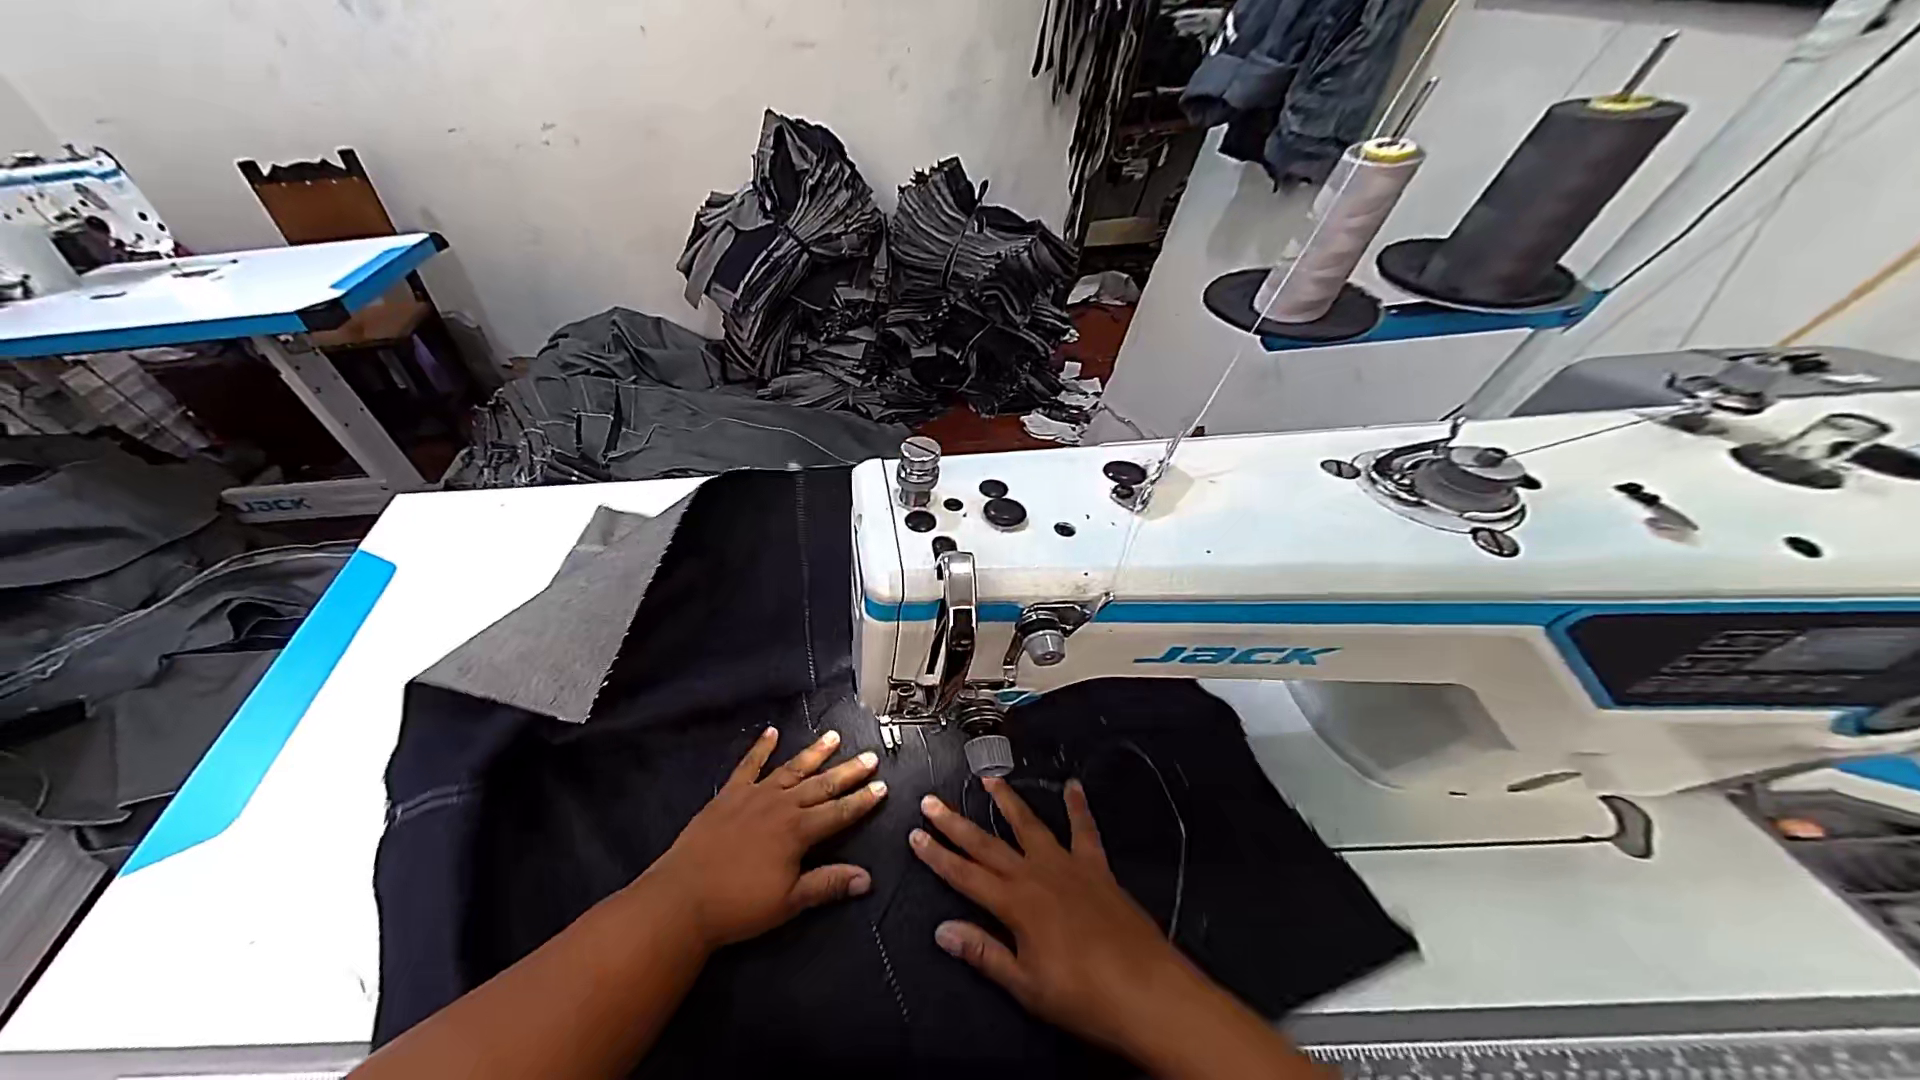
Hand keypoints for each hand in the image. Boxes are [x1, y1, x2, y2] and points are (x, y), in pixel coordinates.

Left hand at [640, 727, 887, 950]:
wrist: (681, 899)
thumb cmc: (737, 905)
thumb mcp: (789, 902)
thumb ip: (828, 884)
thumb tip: (867, 879)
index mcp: (798, 831)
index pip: (840, 812)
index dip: (863, 800)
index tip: (882, 786)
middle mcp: (781, 805)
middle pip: (822, 785)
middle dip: (848, 771)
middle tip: (870, 757)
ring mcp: (754, 796)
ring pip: (792, 769)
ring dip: (815, 753)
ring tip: (834, 737)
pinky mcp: (728, 795)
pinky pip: (748, 766)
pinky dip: (761, 748)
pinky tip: (771, 733)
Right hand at [908, 777, 1201, 1054]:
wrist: (1146, 991)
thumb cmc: (1084, 995)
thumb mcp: (1025, 984)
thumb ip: (983, 952)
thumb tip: (943, 930)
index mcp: (1015, 904)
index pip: (964, 875)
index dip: (937, 855)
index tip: (916, 836)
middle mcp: (1037, 875)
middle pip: (987, 843)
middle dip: (956, 823)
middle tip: (932, 802)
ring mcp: (1067, 866)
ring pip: (1029, 825)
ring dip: (1007, 801)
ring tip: (989, 780)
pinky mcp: (1096, 867)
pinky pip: (1085, 830)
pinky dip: (1079, 807)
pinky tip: (1074, 787)